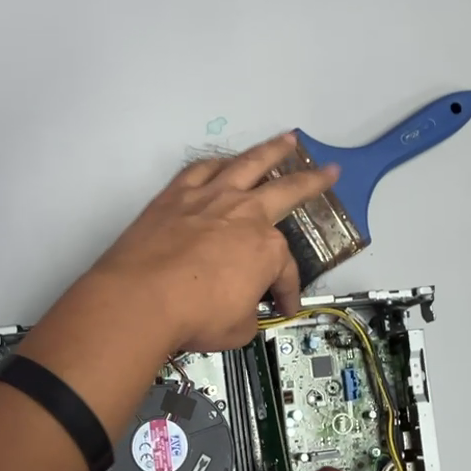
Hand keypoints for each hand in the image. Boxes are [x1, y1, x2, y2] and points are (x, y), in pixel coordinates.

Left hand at [84, 132, 338, 351]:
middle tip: (329, 171)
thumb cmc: (195, 317)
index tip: (283, 307)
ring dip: (271, 150)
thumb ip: (247, 315)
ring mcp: (209, 198)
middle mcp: (244, 213)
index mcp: (266, 249)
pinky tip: (222, 161)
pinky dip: (216, 163)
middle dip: (312, 182)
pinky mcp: (174, 196)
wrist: (141, 300)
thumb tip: (242, 312)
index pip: (285, 272)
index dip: (287, 292)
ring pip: (247, 164)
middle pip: (286, 190)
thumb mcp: (237, 329)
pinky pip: (201, 169)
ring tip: (286, 140)